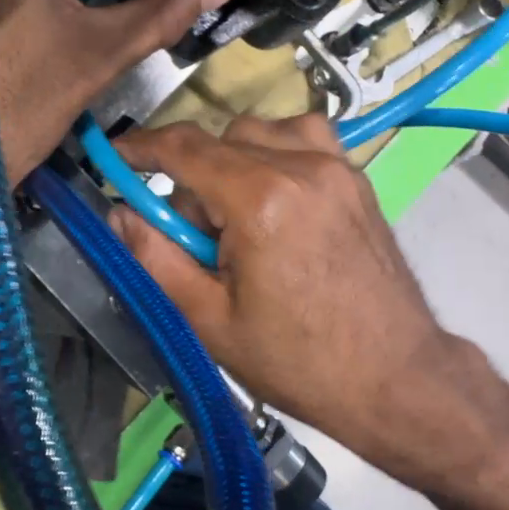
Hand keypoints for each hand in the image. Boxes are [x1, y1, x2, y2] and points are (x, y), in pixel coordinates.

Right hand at [109, 115, 494, 489]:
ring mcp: (337, 168)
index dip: (140, 147)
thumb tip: (117, 214)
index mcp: (261, 201)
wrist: (396, 377)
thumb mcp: (208, 319)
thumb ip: (155, 258)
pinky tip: (270, 200)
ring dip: (229, 163)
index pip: (185, 149)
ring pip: (259, 133)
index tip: (112, 157)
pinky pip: (301, 139)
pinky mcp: (357, 179)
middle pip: (219, 140)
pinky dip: (272, 155)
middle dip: (191, 180)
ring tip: (233, 221)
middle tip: (193, 240)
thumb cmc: (297, 361)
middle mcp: (303, 167)